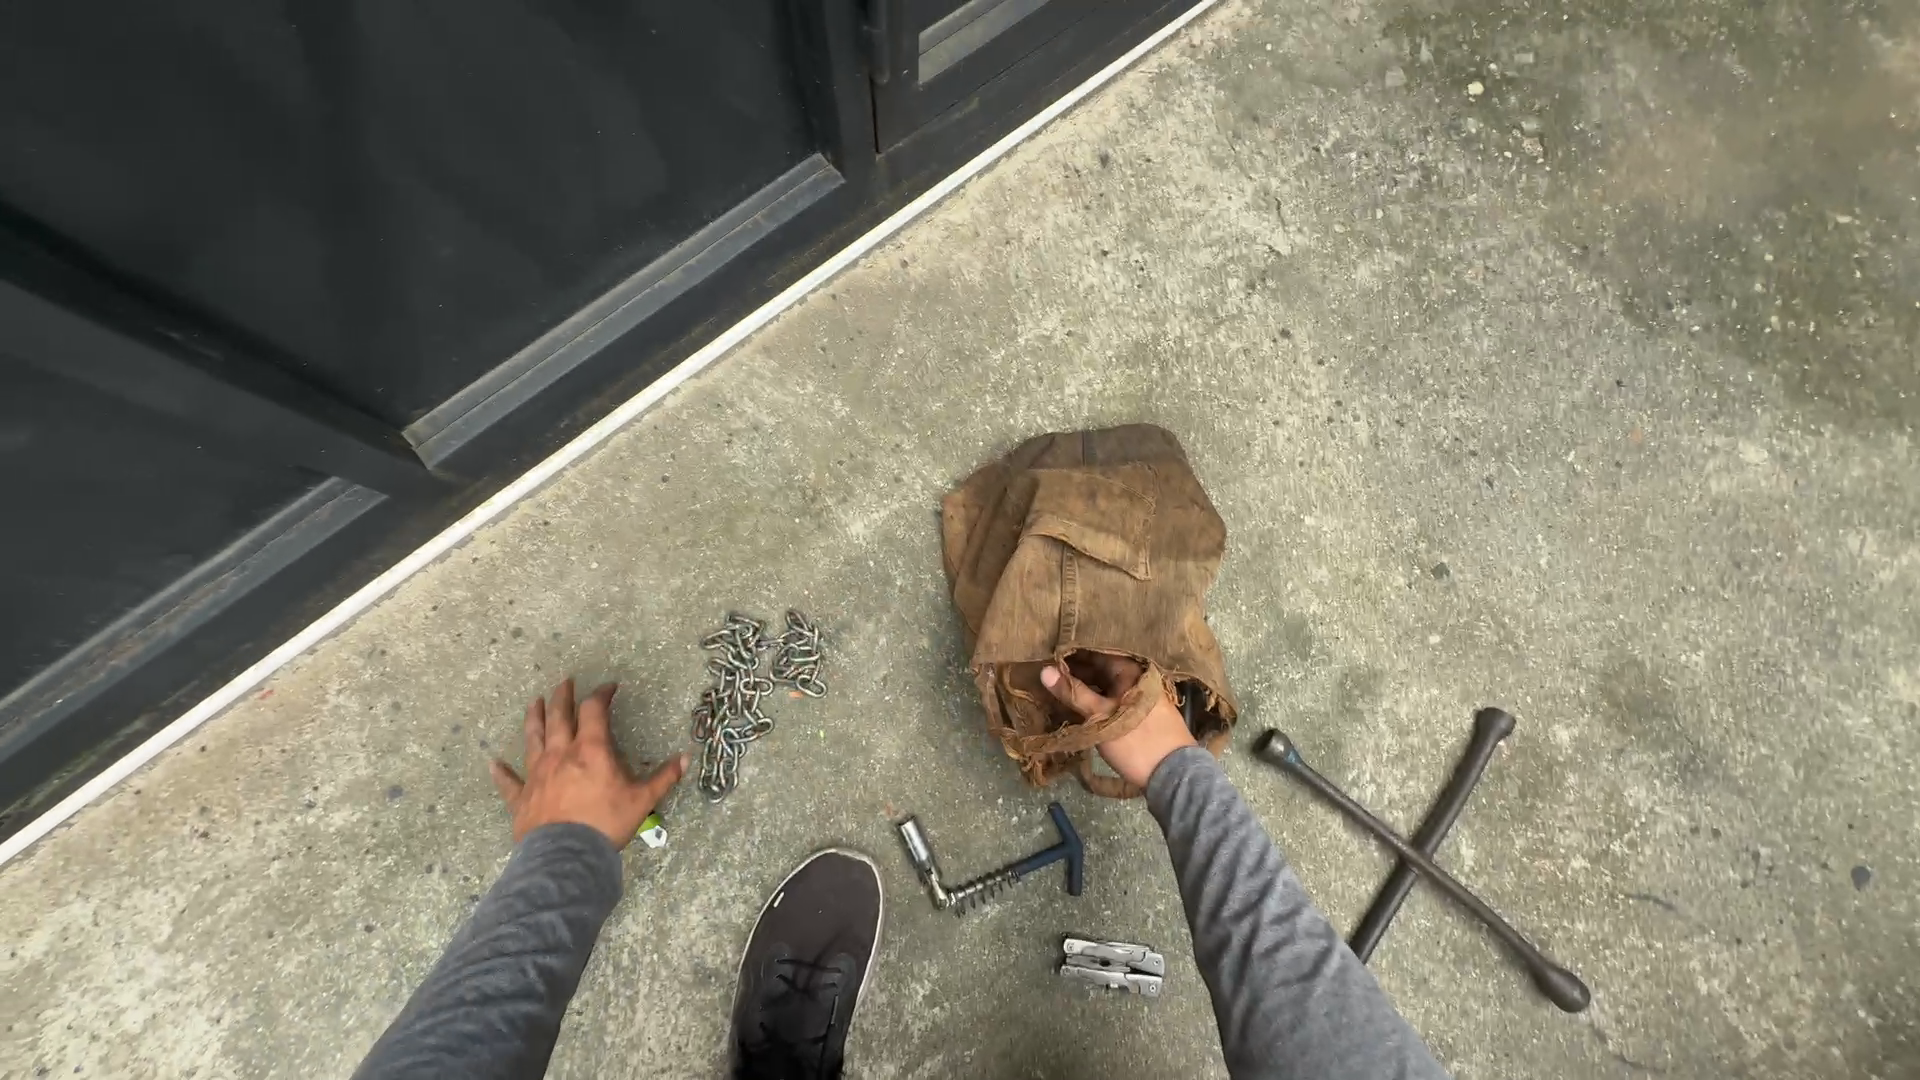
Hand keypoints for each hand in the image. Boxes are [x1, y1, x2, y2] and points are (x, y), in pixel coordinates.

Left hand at [490, 678, 687, 847]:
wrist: (565, 857)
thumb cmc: (606, 822)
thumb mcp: (643, 799)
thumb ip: (665, 777)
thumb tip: (687, 758)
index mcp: (591, 750)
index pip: (594, 710)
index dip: (601, 694)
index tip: (610, 687)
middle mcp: (561, 754)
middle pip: (559, 717)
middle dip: (563, 697)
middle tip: (565, 682)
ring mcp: (537, 774)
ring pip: (533, 739)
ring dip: (534, 718)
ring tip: (535, 702)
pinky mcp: (521, 798)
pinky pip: (508, 782)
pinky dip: (500, 772)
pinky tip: (492, 763)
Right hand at [1040, 654, 1195, 789]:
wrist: (1175, 776)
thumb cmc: (1135, 741)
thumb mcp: (1099, 717)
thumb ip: (1073, 692)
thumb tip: (1044, 670)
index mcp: (1130, 670)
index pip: (1094, 651)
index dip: (1070, 653)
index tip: (1047, 656)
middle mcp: (1138, 677)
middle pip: (1100, 667)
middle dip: (1075, 671)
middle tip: (1047, 674)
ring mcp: (1141, 695)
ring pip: (1107, 684)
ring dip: (1086, 687)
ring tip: (1057, 689)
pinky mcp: (1142, 713)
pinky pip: (1114, 697)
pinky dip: (1097, 699)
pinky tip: (1079, 705)